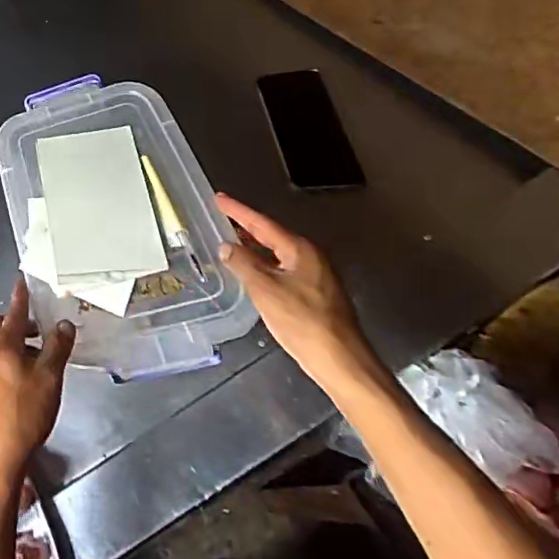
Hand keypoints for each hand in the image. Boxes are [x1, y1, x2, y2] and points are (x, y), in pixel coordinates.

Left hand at [0, 278, 73, 475]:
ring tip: (44, 351)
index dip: (21, 295)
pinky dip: (17, 356)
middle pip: (1, 324)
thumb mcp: (50, 376)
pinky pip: (2, 359)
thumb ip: (57, 347)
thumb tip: (63, 323)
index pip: (15, 310)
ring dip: (20, 340)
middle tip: (41, 325)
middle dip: (19, 320)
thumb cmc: (25, 409)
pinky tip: (34, 373)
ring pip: (2, 343)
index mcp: (5, 342)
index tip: (23, 280)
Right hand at [215, 192, 385, 395]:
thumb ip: (242, 263)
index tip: (218, 198)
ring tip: (230, 238)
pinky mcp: (314, 294)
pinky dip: (263, 263)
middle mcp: (310, 257)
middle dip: (246, 226)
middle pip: (272, 235)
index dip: (238, 211)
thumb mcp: (265, 289)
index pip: (262, 224)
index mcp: (300, 250)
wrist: (340, 360)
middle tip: (221, 214)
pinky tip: (250, 269)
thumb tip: (226, 246)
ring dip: (254, 246)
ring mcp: (315, 276)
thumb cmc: (302, 321)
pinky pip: (282, 268)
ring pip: (277, 253)